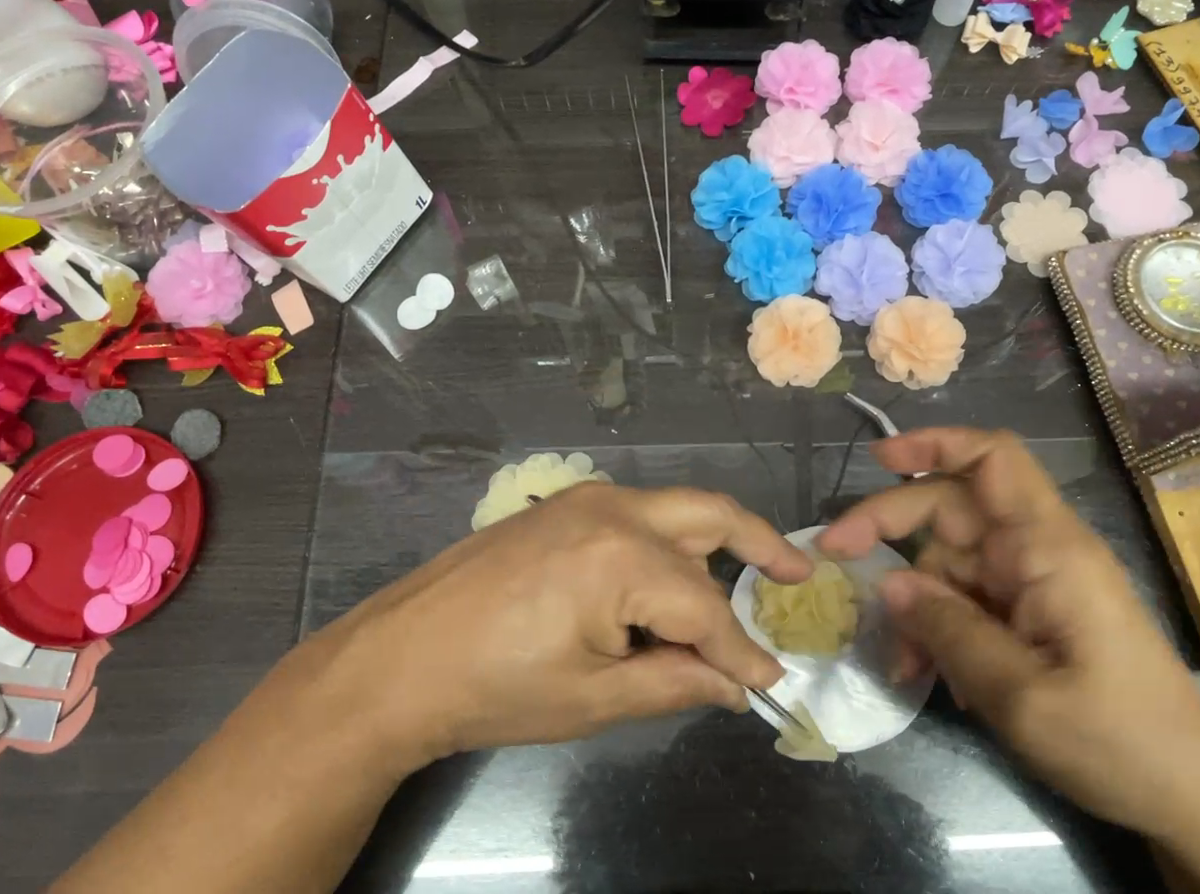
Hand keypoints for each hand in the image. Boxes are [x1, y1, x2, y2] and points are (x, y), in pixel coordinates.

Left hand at [327, 483, 813, 763]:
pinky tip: (675, 576)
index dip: (741, 650)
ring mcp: (583, 501)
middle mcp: (613, 511)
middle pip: (708, 517)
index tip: (771, 680)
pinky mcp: (562, 507)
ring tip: (752, 574)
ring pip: (674, 510)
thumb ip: (676, 684)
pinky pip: (637, 515)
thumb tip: (735, 685)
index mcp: (623, 558)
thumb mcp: (595, 699)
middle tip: (799, 572)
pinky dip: (670, 541)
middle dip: (760, 544)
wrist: (399, 660)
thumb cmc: (497, 687)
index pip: (707, 609)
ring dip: (715, 541)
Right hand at [817, 430, 1199, 892]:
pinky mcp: (1032, 617)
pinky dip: (937, 629)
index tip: (878, 459)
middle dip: (890, 528)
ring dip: (914, 602)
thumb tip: (887, 583)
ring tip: (901, 664)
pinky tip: (925, 673)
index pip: (994, 459)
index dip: (935, 443)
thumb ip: (948, 630)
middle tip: (836, 561)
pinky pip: (966, 602)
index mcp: (1049, 549)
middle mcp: (1039, 552)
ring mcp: (1035, 584)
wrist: (1190, 796)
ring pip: (949, 562)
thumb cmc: (1118, 740)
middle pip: (951, 509)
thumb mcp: (1020, 695)